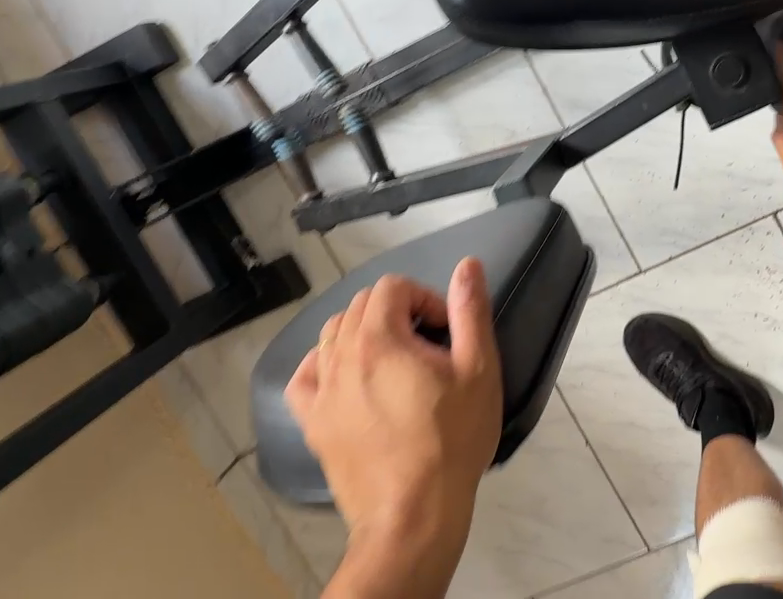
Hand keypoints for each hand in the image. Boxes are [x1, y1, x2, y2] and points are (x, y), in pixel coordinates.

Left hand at [285, 258, 501, 597]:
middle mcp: (341, 357)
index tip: (447, 331)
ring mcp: (322, 392)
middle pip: (362, 304)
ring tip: (396, 360)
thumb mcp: (478, 369)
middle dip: (399, 311)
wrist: (413, 516)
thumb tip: (467, 265)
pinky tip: (348, 377)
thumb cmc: (452, 440)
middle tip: (430, 346)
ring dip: (365, 331)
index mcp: (380, 339)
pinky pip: (304, 377)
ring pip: (332, 334)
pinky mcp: (313, 424)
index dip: (425, 298)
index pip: (393, 287)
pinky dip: (324, 364)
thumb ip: (470, 311)